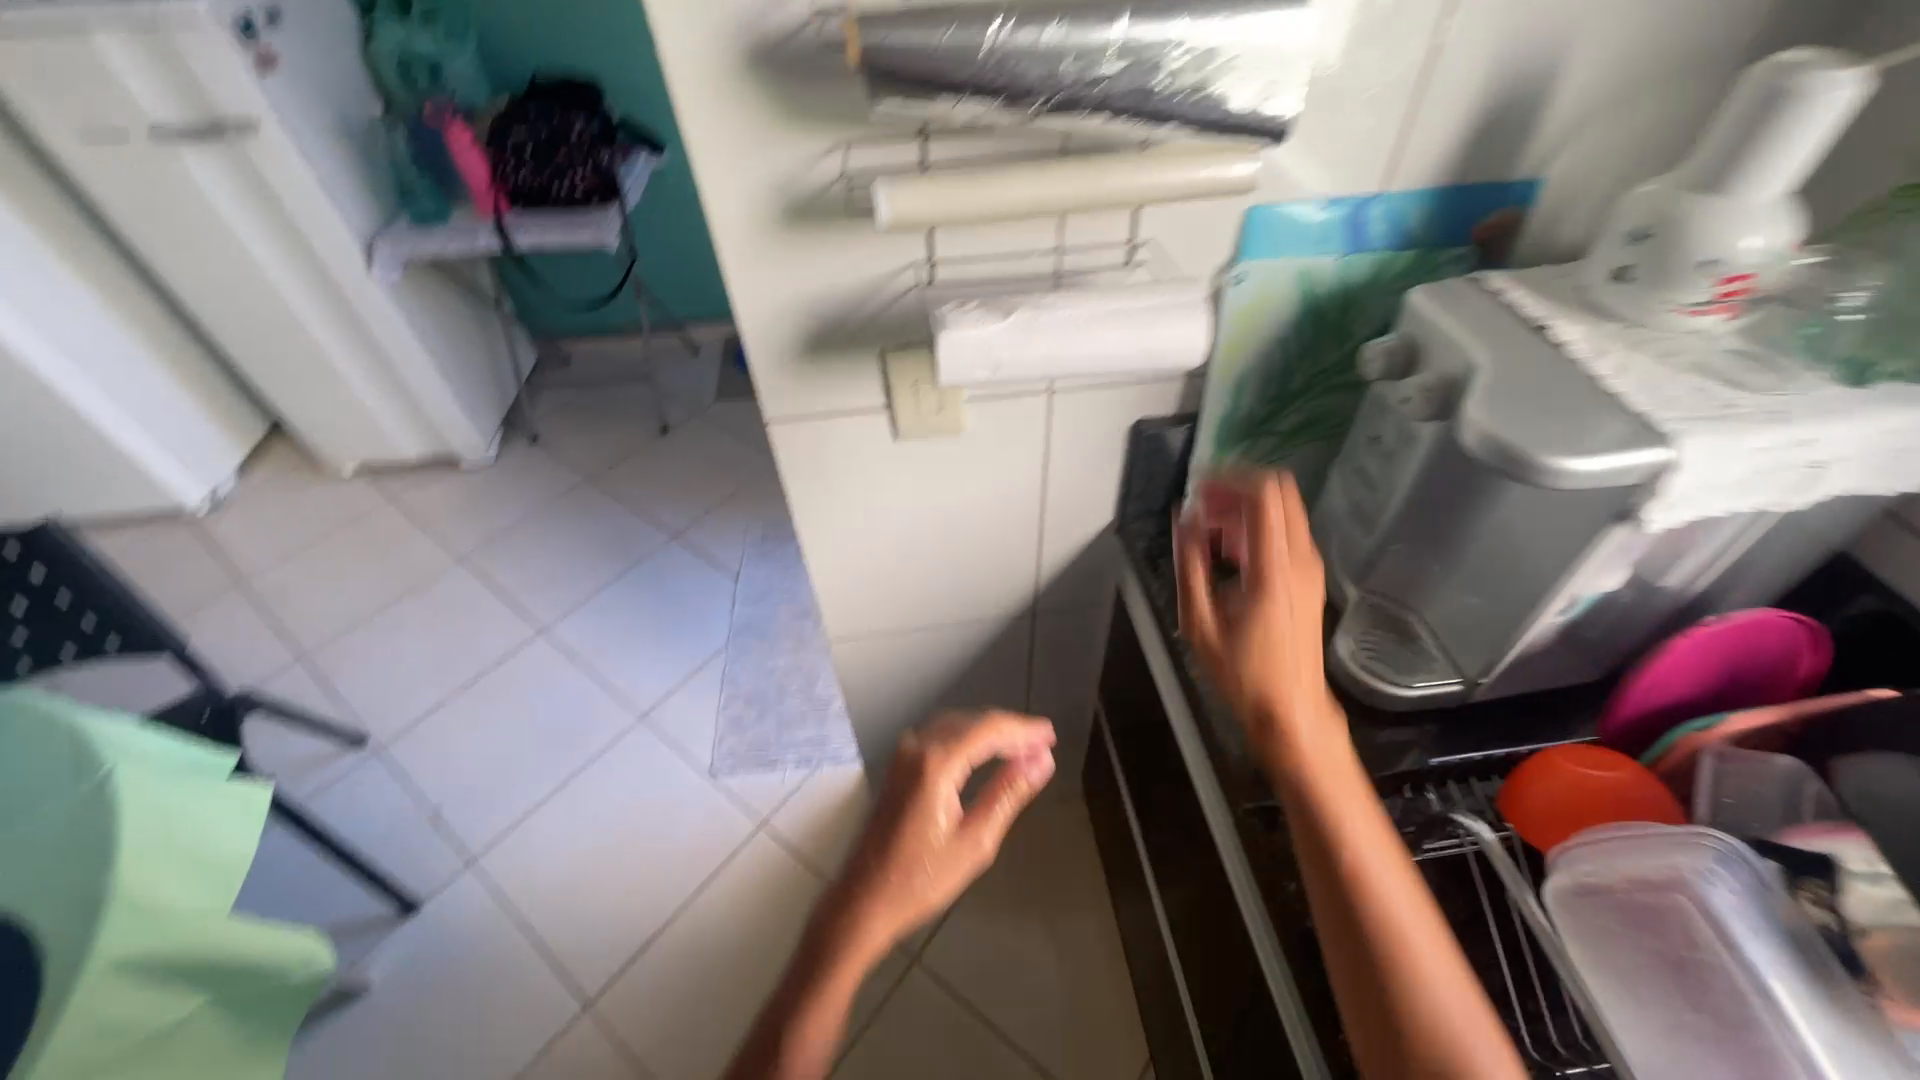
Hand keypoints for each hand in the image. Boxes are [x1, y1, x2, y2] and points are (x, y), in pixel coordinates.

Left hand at [822, 710, 1055, 961]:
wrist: (864, 898)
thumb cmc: (922, 879)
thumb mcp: (975, 840)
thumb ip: (1009, 793)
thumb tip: (1042, 761)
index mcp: (936, 763)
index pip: (989, 729)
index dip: (1023, 729)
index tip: (1050, 735)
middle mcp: (917, 748)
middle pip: (972, 722)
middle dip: (1009, 730)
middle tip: (1042, 744)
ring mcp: (903, 755)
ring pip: (955, 726)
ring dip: (988, 732)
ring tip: (1022, 749)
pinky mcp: (898, 766)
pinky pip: (939, 737)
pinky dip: (967, 739)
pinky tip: (985, 754)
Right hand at [1176, 470, 1344, 766]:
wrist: (1290, 709)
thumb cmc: (1242, 673)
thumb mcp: (1200, 623)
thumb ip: (1189, 565)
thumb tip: (1181, 522)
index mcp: (1274, 568)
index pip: (1264, 495)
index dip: (1229, 480)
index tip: (1196, 488)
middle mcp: (1300, 559)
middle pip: (1279, 492)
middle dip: (1236, 489)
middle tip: (1200, 505)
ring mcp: (1310, 567)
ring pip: (1283, 510)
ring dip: (1244, 508)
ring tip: (1206, 529)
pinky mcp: (1309, 578)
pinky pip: (1285, 532)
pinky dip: (1255, 527)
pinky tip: (1226, 550)